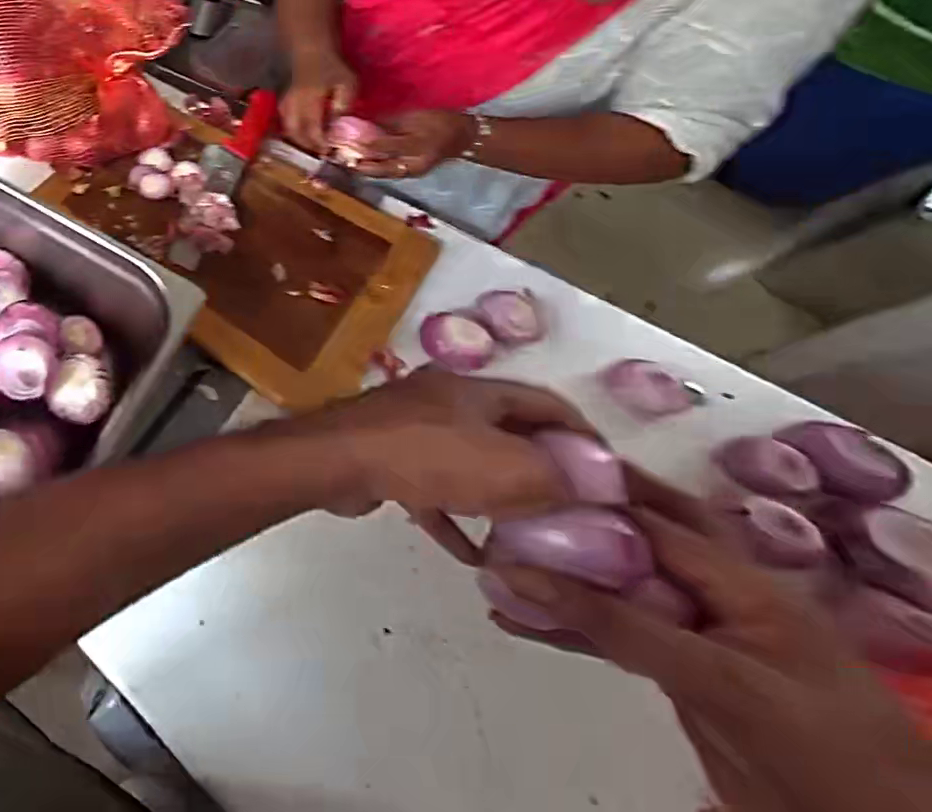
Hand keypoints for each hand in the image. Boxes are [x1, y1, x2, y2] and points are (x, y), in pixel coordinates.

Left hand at [252, 371, 587, 549]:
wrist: (334, 462)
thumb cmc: (427, 457)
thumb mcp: (513, 468)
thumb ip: (563, 476)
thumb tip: (601, 483)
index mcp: (472, 390)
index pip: (546, 404)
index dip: (585, 438)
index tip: (611, 479)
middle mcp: (437, 403)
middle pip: (504, 435)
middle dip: (538, 473)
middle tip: (569, 513)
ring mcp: (403, 430)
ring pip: (465, 465)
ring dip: (495, 500)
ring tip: (527, 538)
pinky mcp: (380, 459)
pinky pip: (428, 490)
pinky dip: (451, 519)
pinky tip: (471, 555)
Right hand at [281, 50, 358, 154]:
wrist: (312, 53)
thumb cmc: (332, 68)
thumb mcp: (347, 83)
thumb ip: (343, 104)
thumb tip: (338, 124)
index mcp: (309, 101)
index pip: (312, 128)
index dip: (319, 142)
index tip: (328, 152)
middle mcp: (293, 106)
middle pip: (296, 133)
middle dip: (308, 146)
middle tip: (320, 154)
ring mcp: (285, 105)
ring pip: (288, 130)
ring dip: (299, 141)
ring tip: (311, 147)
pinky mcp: (283, 105)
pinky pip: (285, 124)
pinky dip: (293, 133)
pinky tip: (301, 136)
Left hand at [356, 110, 478, 179]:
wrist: (463, 137)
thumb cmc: (439, 121)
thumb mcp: (414, 117)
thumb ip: (388, 124)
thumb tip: (363, 126)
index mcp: (417, 144)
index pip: (385, 147)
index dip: (364, 144)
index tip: (346, 141)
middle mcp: (413, 162)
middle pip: (380, 167)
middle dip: (359, 164)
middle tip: (340, 160)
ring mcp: (412, 171)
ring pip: (382, 173)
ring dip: (363, 170)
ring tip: (345, 164)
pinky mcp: (410, 174)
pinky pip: (388, 174)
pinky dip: (373, 171)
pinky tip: (360, 166)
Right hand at [492, 478, 931, 811]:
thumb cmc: (818, 747)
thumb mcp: (716, 679)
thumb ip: (614, 623)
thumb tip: (513, 570)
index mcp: (744, 585)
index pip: (653, 521)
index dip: (592, 493)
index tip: (524, 470)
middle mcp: (716, 599)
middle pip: (634, 541)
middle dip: (574, 521)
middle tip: (511, 497)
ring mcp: (695, 636)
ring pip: (610, 588)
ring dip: (555, 577)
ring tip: (492, 563)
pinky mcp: (676, 671)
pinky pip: (606, 634)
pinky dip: (560, 625)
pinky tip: (513, 618)